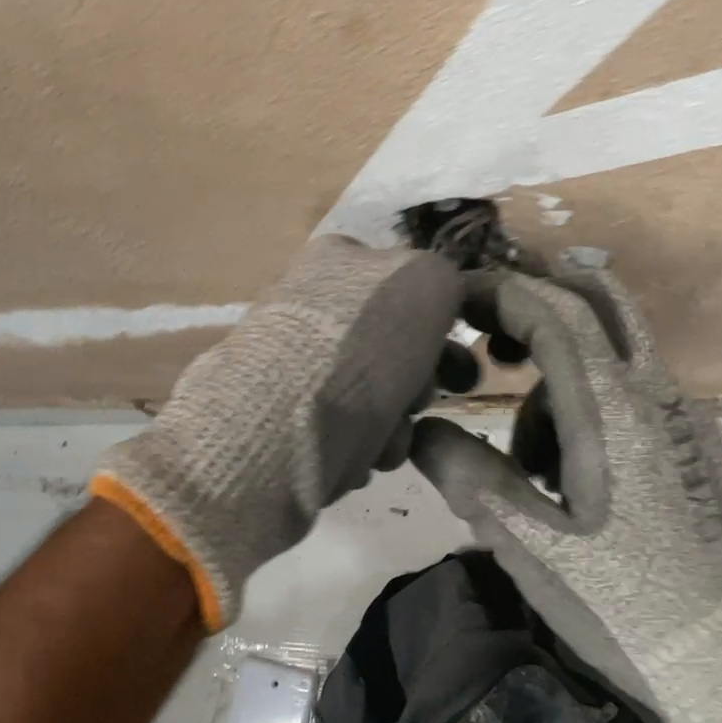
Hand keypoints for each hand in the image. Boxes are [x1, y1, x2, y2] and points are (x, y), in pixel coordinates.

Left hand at [95, 235, 461, 630]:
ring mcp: (285, 361)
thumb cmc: (360, 346)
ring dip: (391, 425)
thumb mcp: (428, 282)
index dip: (433, 330)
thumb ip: (440, 281)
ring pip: (368, 397)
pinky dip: (353, 449)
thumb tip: (434, 299)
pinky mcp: (272, 415)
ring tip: (384, 446)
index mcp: (331, 260)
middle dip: (413, 386)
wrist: (276, 429)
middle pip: (388, 351)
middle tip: (417, 407)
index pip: (402, 289)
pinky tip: (352, 461)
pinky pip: (336, 431)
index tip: (450, 367)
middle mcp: (305, 305)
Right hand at [410, 267, 721, 722]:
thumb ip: (469, 476)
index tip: (452, 299)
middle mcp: (654, 393)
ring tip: (523, 461)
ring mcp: (679, 413)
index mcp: (612, 412)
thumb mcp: (530, 545)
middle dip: (536, 294)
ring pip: (609, 349)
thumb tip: (417, 427)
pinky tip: (564, 474)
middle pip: (599, 298)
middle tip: (485, 326)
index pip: (553, 314)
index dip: (498, 293)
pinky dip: (583, 401)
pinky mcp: (690, 439)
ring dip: (555, 372)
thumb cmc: (623, 604)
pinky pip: (628, 388)